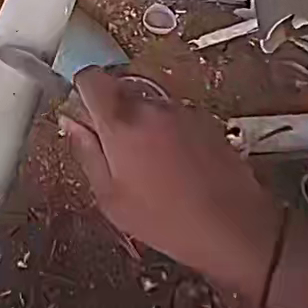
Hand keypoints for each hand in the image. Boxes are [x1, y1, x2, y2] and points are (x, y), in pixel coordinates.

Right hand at [61, 67, 282, 303]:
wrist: (236, 229)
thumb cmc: (166, 220)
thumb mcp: (110, 196)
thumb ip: (85, 152)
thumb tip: (71, 123)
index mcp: (120, 122)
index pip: (90, 77)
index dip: (81, 90)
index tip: (81, 113)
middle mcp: (150, 106)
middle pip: (118, 89)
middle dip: (109, 111)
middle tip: (112, 150)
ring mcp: (181, 110)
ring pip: (145, 102)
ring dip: (138, 121)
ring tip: (147, 163)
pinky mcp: (204, 120)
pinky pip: (171, 115)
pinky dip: (164, 130)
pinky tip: (173, 164)